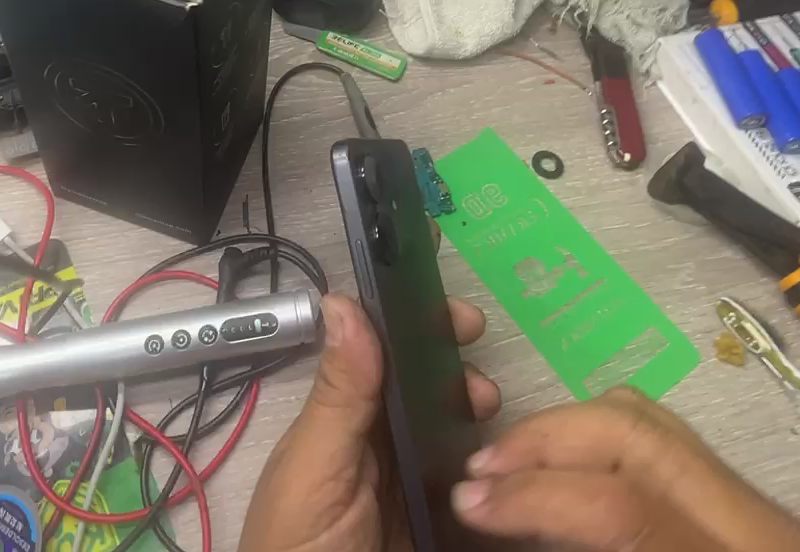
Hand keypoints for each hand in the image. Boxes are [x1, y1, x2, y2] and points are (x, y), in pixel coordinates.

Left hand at [239, 294, 500, 551]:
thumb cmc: (298, 544)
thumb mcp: (315, 467)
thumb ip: (337, 394)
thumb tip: (342, 301)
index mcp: (341, 413)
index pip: (373, 346)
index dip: (401, 308)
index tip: (431, 275)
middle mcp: (378, 435)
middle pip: (419, 374)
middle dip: (447, 344)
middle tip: (473, 329)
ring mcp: (412, 474)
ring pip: (450, 416)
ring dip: (472, 396)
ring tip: (486, 400)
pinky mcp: (441, 513)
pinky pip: (473, 472)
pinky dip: (492, 454)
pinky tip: (501, 446)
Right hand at [451, 387, 799, 550]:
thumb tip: (509, 527)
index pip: (623, 507)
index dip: (533, 495)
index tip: (468, 501)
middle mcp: (760, 530)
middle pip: (634, 432)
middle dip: (543, 439)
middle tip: (482, 468)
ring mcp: (760, 511)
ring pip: (649, 417)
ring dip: (566, 426)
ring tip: (513, 459)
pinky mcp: (748, 507)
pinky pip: (663, 436)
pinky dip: (599, 433)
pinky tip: (566, 463)